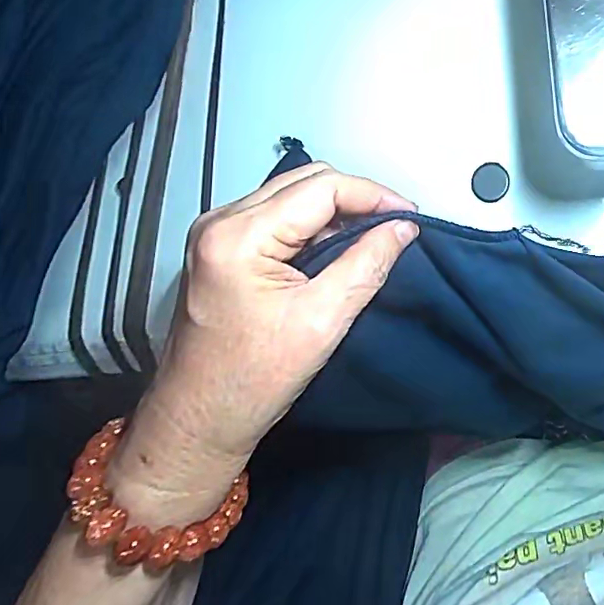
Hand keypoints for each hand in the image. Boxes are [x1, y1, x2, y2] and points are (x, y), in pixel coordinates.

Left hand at [110, 163, 417, 508]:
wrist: (195, 423)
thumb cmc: (249, 384)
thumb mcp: (322, 322)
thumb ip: (367, 264)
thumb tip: (402, 228)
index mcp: (239, 236)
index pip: (321, 188)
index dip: (372, 194)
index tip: (407, 215)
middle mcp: (222, 220)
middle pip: (307, 181)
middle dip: (356, 198)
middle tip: (394, 224)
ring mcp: (218, 230)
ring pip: (295, 192)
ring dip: (337, 209)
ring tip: (371, 235)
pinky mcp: (223, 243)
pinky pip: (280, 213)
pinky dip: (315, 223)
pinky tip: (337, 245)